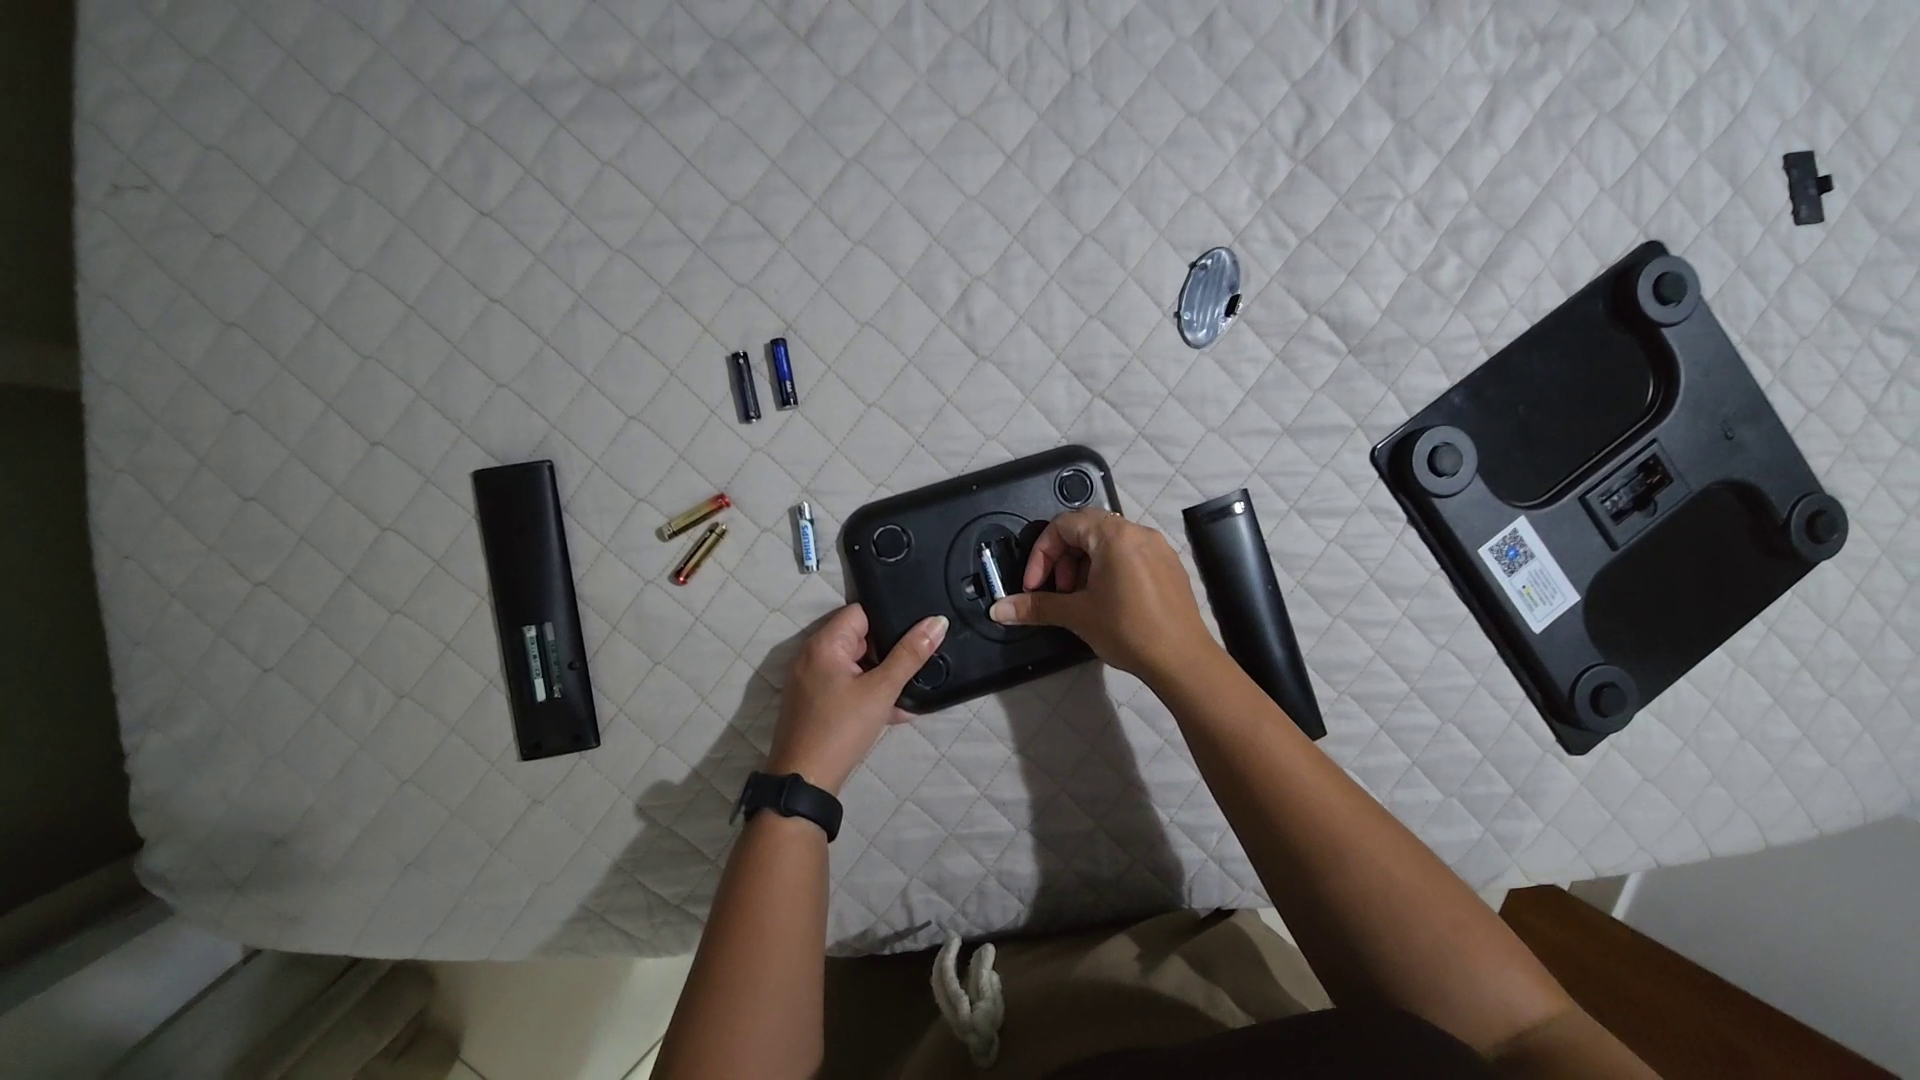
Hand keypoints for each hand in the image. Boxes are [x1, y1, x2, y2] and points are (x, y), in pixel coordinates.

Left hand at [765, 604, 947, 795]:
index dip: (889, 619)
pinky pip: (846, 687)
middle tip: (918, 663)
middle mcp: (812, 655)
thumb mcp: (882, 690)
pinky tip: (895, 712)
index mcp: (824, 643)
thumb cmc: (842, 729)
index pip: (861, 613)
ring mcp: (810, 680)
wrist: (805, 781)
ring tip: (910, 689)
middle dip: (889, 652)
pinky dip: (867, 694)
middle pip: (859, 638)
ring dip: (882, 677)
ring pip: (855, 666)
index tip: (915, 634)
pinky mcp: (813, 702)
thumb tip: (937, 622)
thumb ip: (910, 654)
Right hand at [988, 508, 1215, 680]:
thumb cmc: (1127, 630)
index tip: (1035, 585)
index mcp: (1114, 535)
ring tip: (1081, 599)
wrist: (1182, 660)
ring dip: (1085, 565)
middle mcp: (1138, 532)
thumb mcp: (1077, 616)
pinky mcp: (1170, 567)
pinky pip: (1131, 555)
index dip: (1042, 553)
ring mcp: (1158, 548)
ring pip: (1109, 543)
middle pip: (1087, 529)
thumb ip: (1037, 606)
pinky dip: (1110, 569)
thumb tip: (998, 610)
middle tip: (1058, 592)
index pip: (1064, 524)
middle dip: (1063, 559)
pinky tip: (1108, 602)